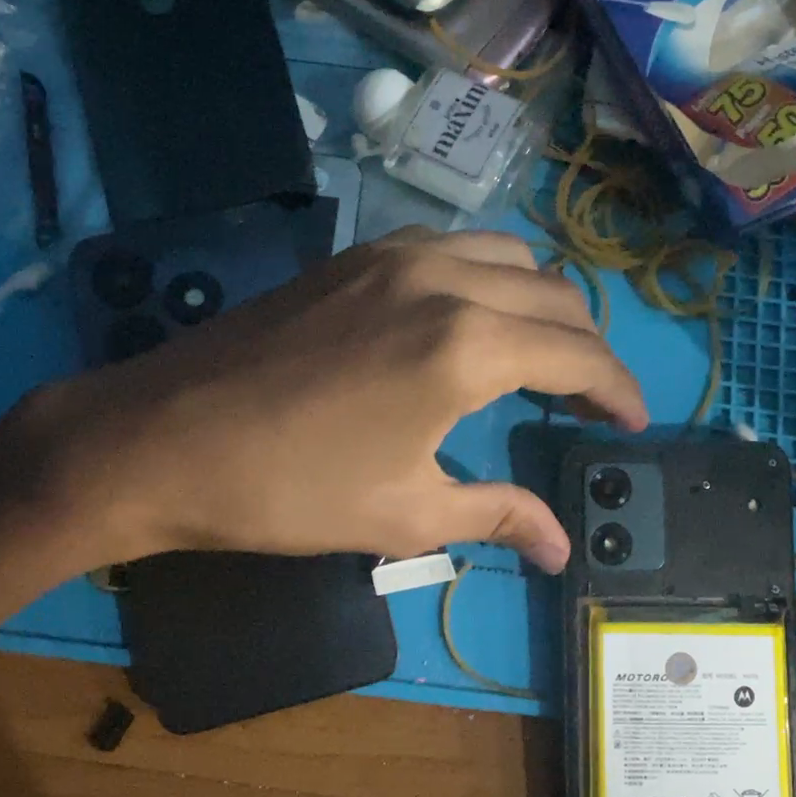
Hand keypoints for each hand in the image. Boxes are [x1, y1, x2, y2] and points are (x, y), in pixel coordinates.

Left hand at [0, 227, 646, 576]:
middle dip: (588, 347)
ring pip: (505, 257)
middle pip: (554, 296)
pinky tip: (470, 319)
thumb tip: (561, 549)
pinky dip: (486, 277)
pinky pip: (449, 248)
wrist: (161, 441)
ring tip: (540, 354)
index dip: (617, 389)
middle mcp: (443, 279)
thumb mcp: (404, 515)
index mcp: (467, 346)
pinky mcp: (352, 256)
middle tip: (590, 399)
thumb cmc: (289, 491)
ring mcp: (392, 256)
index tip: (634, 421)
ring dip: (540, 303)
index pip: (578, 355)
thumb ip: (497, 516)